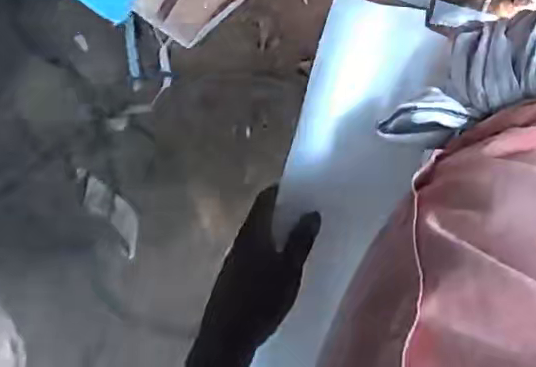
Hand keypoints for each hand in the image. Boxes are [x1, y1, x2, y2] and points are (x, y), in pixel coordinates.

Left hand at [185, 185, 319, 366]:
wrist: (223, 346)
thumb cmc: (260, 301)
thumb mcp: (289, 270)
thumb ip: (301, 240)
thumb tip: (312, 212)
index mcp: (253, 232)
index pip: (265, 197)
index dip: (283, 189)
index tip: (302, 189)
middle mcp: (239, 241)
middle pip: (260, 216)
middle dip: (282, 213)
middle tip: (305, 215)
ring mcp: (231, 263)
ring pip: (256, 237)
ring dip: (274, 235)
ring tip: (296, 241)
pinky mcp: (229, 282)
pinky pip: (251, 256)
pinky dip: (266, 253)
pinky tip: (278, 268)